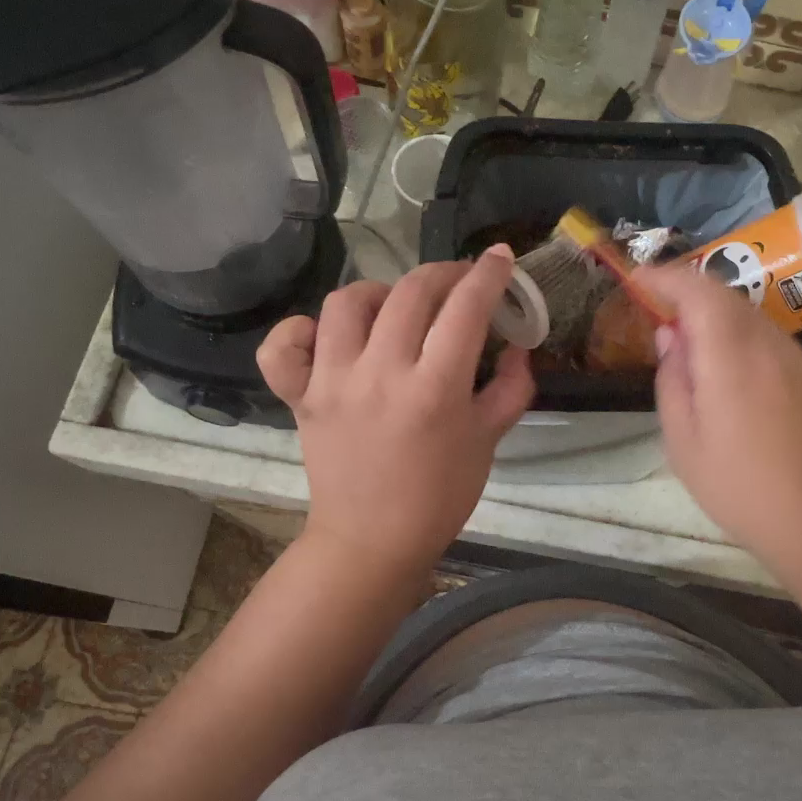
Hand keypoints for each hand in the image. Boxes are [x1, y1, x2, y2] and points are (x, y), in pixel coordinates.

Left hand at [257, 248, 534, 572]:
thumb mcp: (488, 442)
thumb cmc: (439, 497)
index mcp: (435, 389)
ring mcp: (333, 383)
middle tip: (459, 285)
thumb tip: (518, 348)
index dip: (489, 274)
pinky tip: (325, 338)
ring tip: (395, 309)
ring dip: (379, 291)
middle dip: (444, 274)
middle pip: (411, 292)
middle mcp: (381, 374)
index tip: (500, 258)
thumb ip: (510, 389)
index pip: (465, 308)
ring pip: (348, 302)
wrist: (372, 542)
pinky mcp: (300, 397)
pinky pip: (284, 346)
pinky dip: (300, 331)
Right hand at [634, 265, 801, 575]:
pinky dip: (744, 345)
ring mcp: (801, 361)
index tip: (638, 281)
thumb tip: (671, 337)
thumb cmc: (742, 490)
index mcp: (731, 354)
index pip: (697, 288)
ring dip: (718, 322)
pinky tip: (737, 387)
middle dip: (689, 297)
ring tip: (695, 358)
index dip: (664, 276)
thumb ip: (672, 380)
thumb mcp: (683, 443)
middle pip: (727, 298)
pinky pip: (773, 346)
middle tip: (660, 320)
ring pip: (752, 321)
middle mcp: (770, 344)